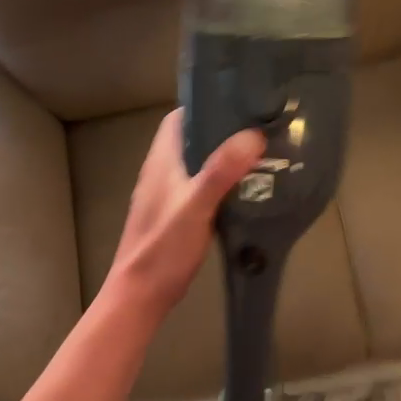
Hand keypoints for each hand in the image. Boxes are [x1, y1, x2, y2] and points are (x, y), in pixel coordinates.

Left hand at [106, 109, 264, 318]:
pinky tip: (243, 194)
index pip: (178, 119)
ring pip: (197, 167)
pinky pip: (200, 191)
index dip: (205, 107)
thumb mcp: (195, 206)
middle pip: (191, 142)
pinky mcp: (174, 219)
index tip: (240, 105)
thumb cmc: (163, 248)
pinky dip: (220, 186)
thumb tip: (253, 134)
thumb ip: (221, 171)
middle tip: (260, 131)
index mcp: (161, 162)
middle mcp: (160, 174)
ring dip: (223, 161)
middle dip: (222, 134)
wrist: (140, 296)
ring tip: (260, 158)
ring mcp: (166, 198)